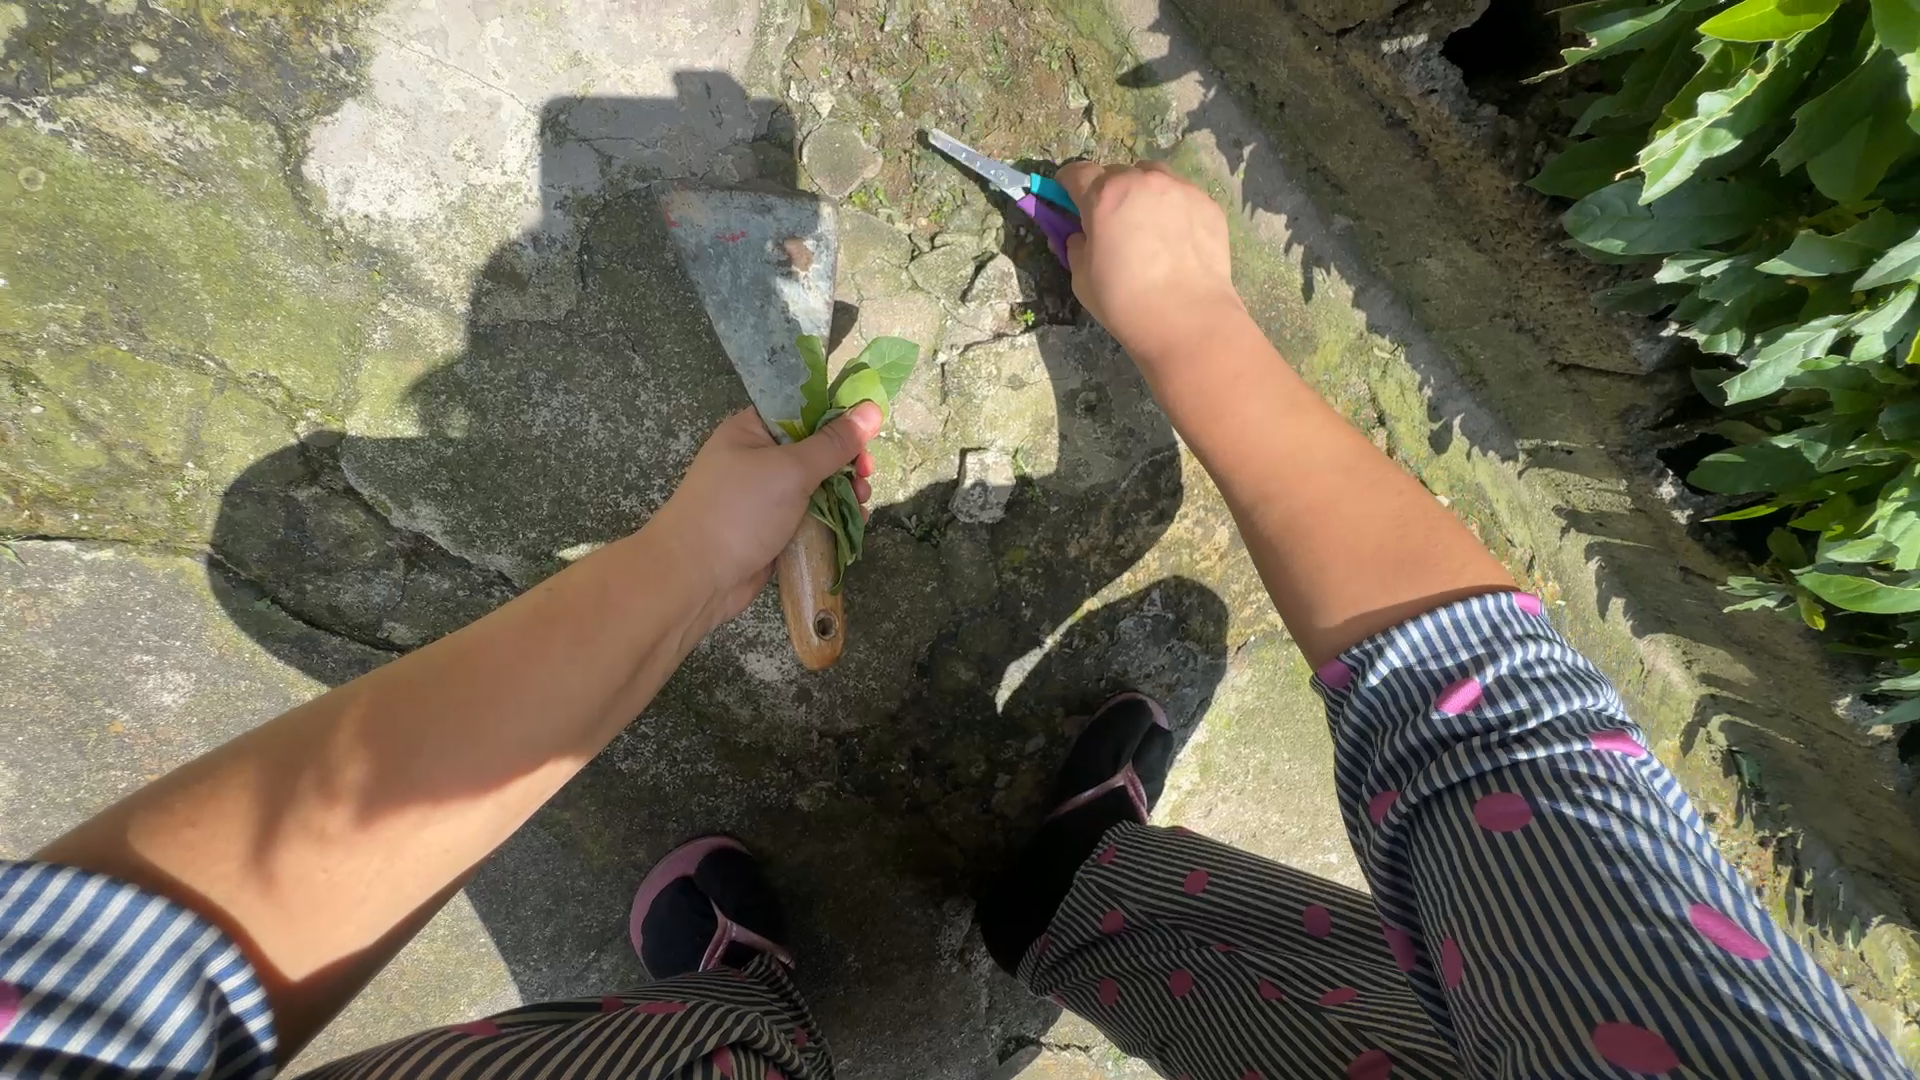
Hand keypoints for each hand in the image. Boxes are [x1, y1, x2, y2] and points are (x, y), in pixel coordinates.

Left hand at [651, 403, 880, 627]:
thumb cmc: (738, 512)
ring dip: (845, 492)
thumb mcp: (790, 470)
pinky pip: (814, 515)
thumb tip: (872, 409)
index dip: (838, 420)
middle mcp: (760, 459)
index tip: (866, 436)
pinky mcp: (776, 529)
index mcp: (753, 431)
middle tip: (864, 477)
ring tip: (860, 505)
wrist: (696, 577)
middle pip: (817, 450)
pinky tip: (854, 524)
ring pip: (820, 486)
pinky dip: (835, 517)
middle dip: (846, 463)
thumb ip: (834, 443)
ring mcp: (768, 497)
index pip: (804, 410)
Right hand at [1055, 161, 1244, 366]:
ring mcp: (1178, 188)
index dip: (1068, 184)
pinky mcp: (1206, 203)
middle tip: (1109, 221)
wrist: (1185, 317)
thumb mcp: (1082, 279)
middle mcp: (1141, 181)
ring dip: (1141, 191)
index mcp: (1104, 196)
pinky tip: (1174, 240)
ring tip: (1145, 223)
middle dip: (1107, 191)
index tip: (1066, 194)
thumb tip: (1080, 237)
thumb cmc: (1123, 301)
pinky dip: (1171, 208)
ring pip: (1152, 176)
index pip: (1077, 173)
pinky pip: (1180, 196)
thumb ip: (1077, 249)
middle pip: (1116, 173)